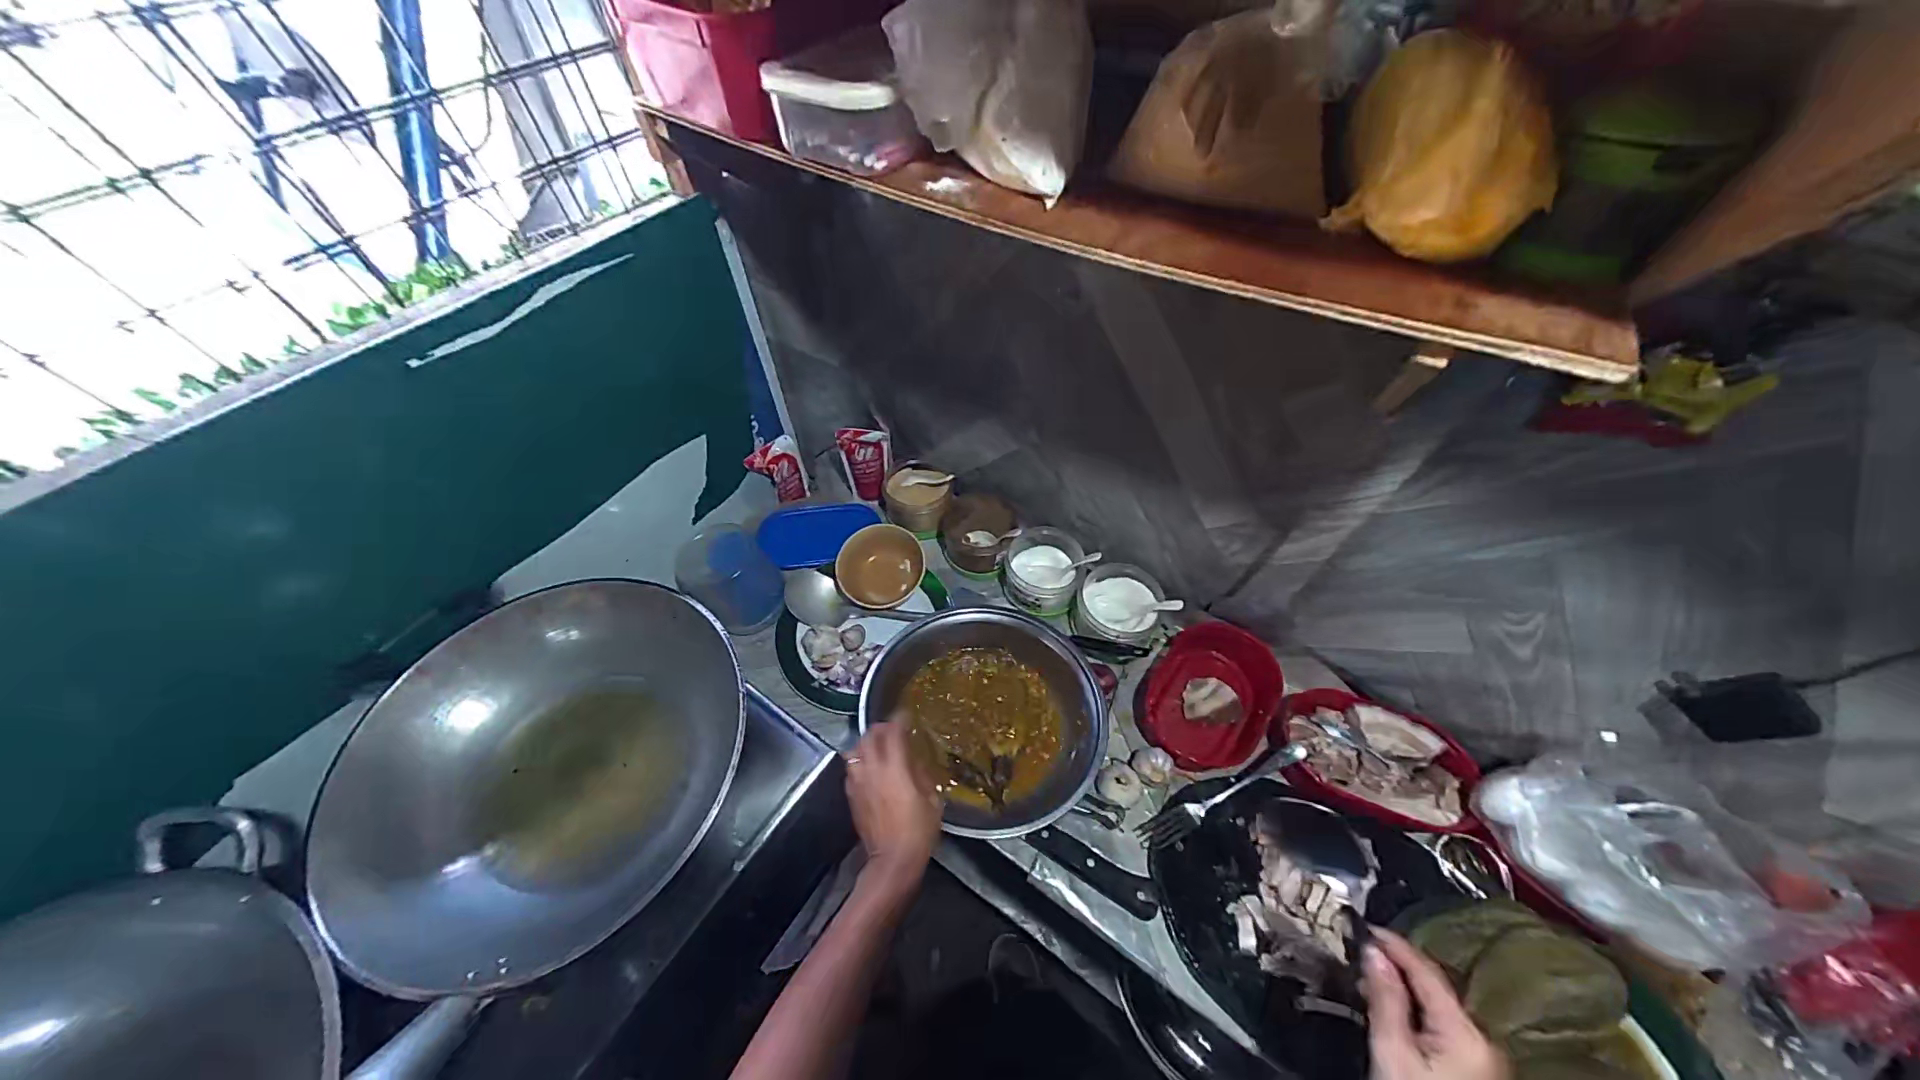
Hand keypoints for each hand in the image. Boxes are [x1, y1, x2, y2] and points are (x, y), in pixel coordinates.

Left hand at [844, 717, 942, 887]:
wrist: (893, 860)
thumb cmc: (918, 831)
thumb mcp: (932, 800)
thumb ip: (922, 775)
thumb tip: (916, 763)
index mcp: (895, 768)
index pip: (893, 732)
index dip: (899, 719)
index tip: (905, 715)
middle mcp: (872, 770)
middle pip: (869, 736)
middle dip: (880, 728)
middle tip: (891, 728)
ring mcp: (859, 782)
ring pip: (854, 750)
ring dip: (865, 743)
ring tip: (876, 745)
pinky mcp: (851, 796)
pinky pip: (851, 769)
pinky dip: (858, 761)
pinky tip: (867, 768)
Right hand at [1363, 928, 1507, 1079]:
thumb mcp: (1391, 1053)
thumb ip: (1385, 999)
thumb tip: (1375, 952)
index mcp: (1466, 1031)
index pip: (1426, 971)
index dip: (1394, 944)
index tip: (1363, 925)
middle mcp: (1482, 1038)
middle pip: (1435, 987)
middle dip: (1398, 963)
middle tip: (1361, 949)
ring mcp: (1482, 1057)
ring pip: (1438, 1005)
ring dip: (1405, 985)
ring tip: (1370, 973)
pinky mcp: (1475, 1070)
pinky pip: (1442, 1024)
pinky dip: (1415, 1008)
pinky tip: (1392, 1005)